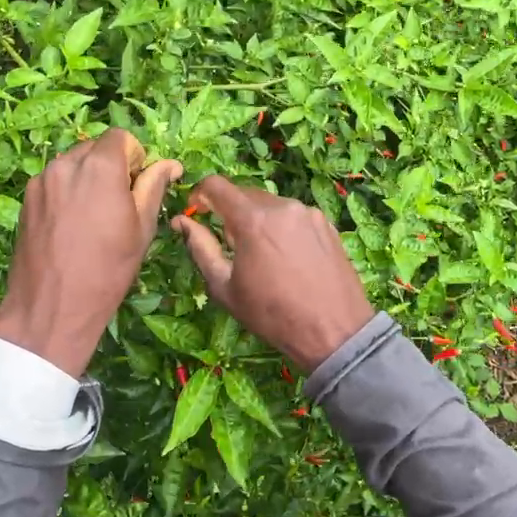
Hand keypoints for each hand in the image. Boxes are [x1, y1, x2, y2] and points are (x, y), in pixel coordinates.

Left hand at [0, 128, 182, 376]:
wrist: (51, 308)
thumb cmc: (107, 270)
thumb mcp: (141, 229)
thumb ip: (153, 187)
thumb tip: (170, 164)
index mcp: (99, 167)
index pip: (120, 137)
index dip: (134, 157)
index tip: (137, 185)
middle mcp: (66, 164)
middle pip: (94, 148)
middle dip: (110, 166)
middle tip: (118, 204)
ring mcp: (41, 181)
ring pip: (72, 164)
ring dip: (87, 178)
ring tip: (92, 217)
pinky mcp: (26, 198)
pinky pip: (54, 182)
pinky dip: (66, 192)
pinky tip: (70, 226)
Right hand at [169, 177, 375, 372]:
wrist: (335, 331)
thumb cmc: (272, 314)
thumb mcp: (225, 287)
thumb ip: (200, 247)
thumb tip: (182, 221)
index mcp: (252, 219)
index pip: (216, 185)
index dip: (199, 194)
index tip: (196, 210)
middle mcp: (281, 206)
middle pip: (244, 193)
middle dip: (229, 211)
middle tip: (229, 244)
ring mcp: (308, 213)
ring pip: (270, 205)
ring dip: (257, 220)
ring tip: (261, 256)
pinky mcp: (327, 224)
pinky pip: (293, 216)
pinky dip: (281, 228)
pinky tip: (287, 258)